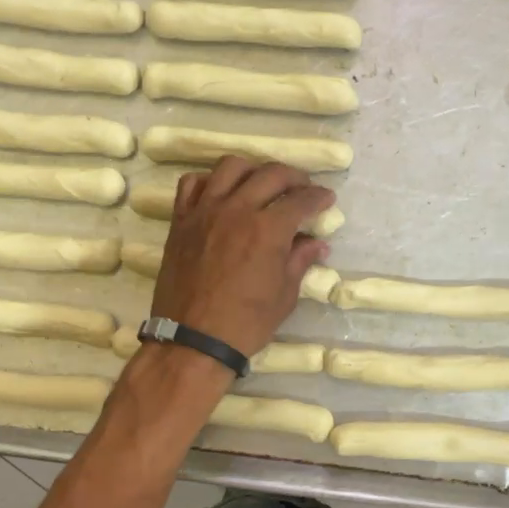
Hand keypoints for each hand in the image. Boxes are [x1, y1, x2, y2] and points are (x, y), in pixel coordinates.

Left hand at [151, 157, 333, 354]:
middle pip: (270, 174)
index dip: (319, 197)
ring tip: (261, 183)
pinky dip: (210, 181)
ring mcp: (205, 211)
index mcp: (268, 229)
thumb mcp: (284, 296)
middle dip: (294, 177)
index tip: (326, 199)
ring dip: (253, 170)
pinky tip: (221, 193)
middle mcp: (237, 209)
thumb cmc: (246, 323)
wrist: (193, 340)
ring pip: (230, 167)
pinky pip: (192, 184)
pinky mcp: (181, 221)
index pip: (301, 199)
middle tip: (302, 188)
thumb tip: (317, 243)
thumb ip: (300, 261)